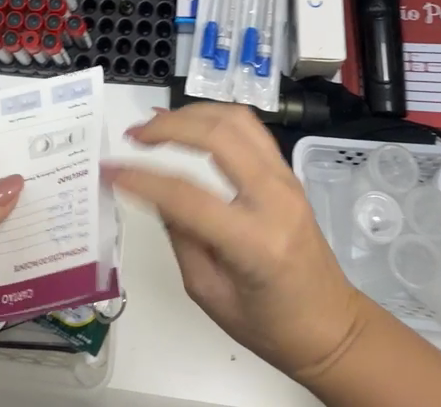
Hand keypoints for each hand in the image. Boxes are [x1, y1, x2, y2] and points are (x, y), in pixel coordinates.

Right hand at [105, 104, 373, 383]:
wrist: (331, 326)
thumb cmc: (269, 325)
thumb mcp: (209, 293)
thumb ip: (181, 236)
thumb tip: (154, 191)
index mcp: (255, 242)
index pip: (187, 196)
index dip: (142, 179)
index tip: (109, 170)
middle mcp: (275, 199)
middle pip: (218, 137)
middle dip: (168, 127)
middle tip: (134, 135)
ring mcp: (287, 180)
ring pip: (237, 120)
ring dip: (192, 113)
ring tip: (156, 124)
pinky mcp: (289, 172)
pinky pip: (250, 129)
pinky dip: (214, 117)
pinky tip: (189, 124)